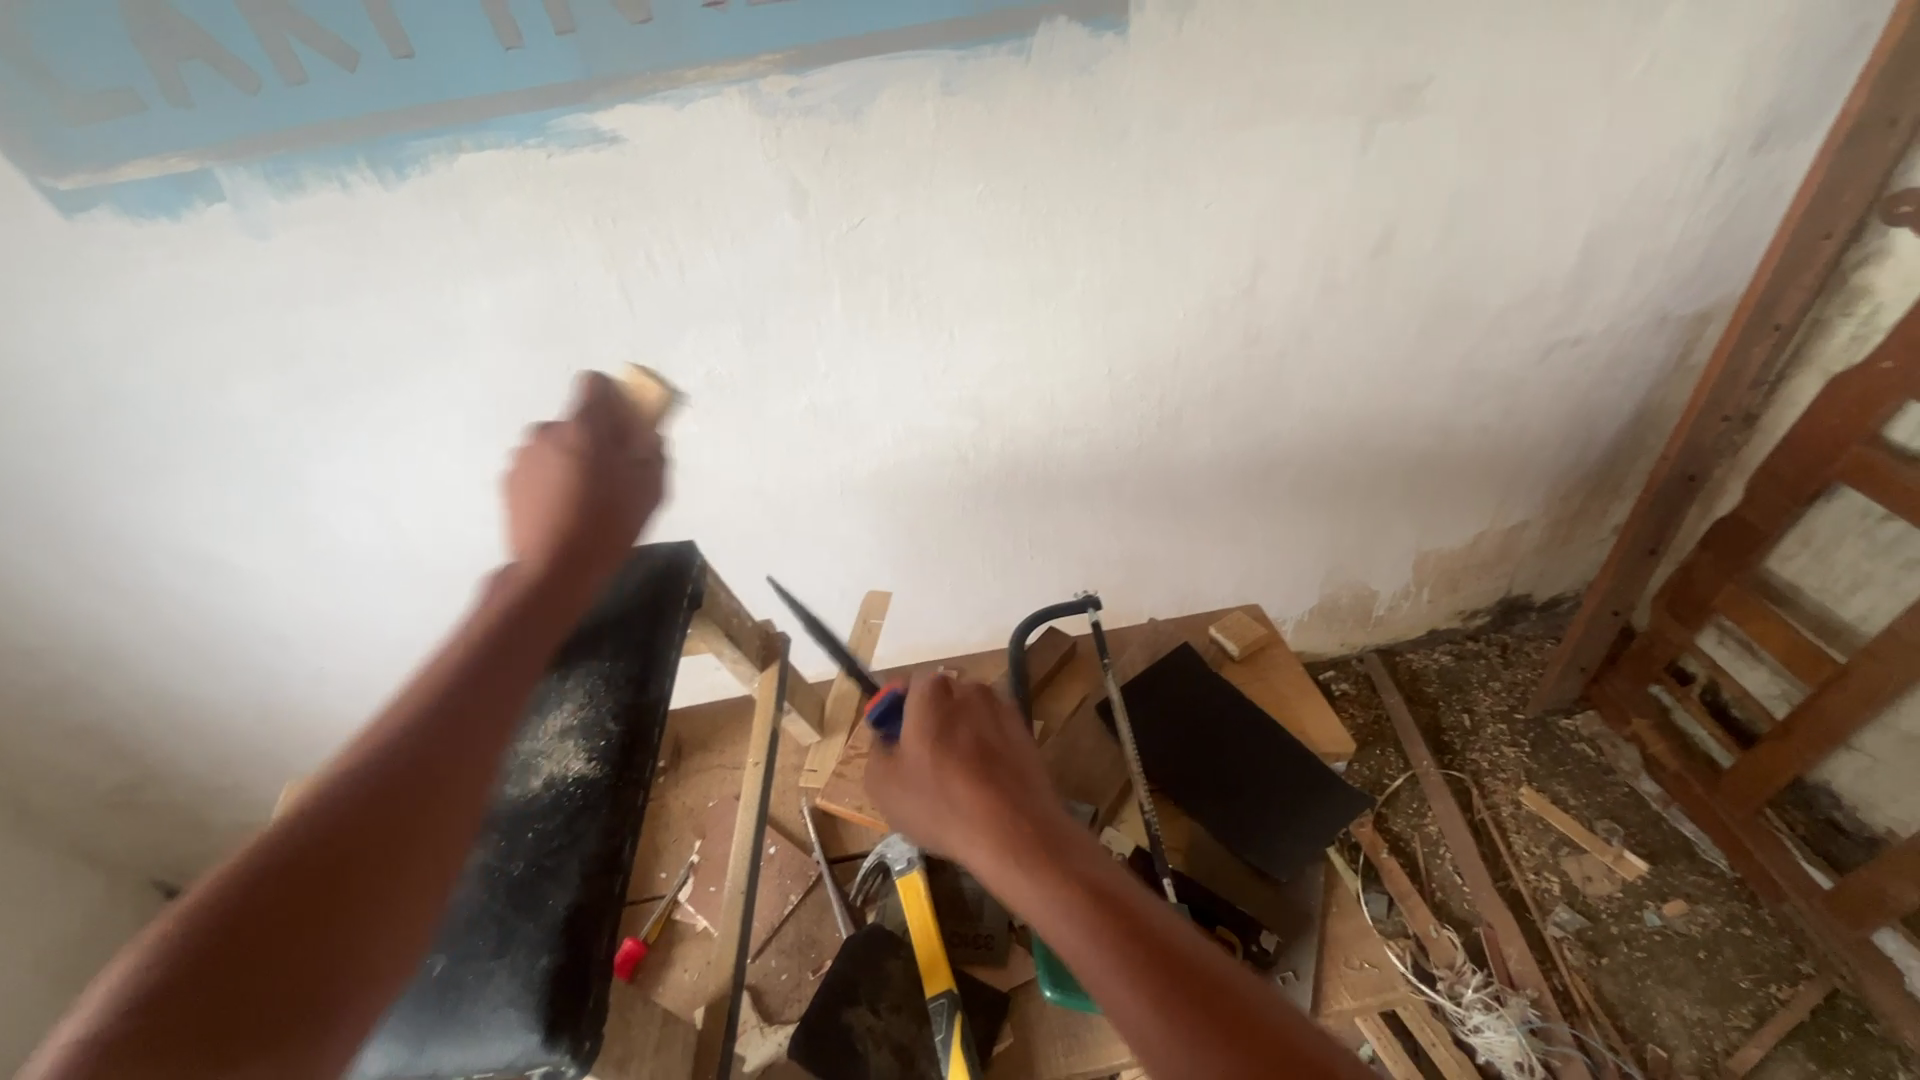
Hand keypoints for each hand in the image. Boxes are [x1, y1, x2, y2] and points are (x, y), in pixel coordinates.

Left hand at [503, 371, 663, 583]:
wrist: (554, 569)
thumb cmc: (609, 525)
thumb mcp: (650, 488)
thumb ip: (651, 449)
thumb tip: (645, 430)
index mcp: (584, 427)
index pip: (593, 383)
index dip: (612, 398)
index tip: (624, 426)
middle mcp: (547, 431)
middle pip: (577, 420)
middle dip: (595, 438)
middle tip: (612, 475)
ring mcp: (523, 455)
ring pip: (556, 444)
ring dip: (572, 459)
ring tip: (585, 499)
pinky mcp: (508, 480)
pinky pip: (539, 467)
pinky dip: (552, 479)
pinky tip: (563, 511)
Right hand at [864, 672, 1076, 876]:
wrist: (1015, 832)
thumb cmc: (940, 804)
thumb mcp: (882, 784)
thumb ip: (877, 749)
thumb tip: (885, 737)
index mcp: (932, 693)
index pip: (908, 685)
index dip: (897, 710)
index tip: (893, 738)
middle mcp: (970, 689)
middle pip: (942, 698)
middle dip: (930, 720)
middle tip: (921, 760)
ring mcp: (1003, 710)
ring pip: (971, 715)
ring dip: (960, 735)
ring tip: (955, 777)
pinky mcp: (1026, 734)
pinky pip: (994, 734)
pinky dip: (986, 750)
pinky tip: (981, 784)